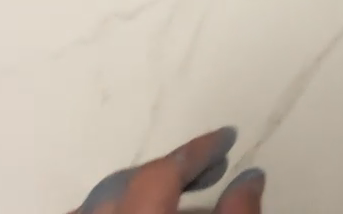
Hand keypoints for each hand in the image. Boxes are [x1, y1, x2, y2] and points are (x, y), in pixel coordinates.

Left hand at [74, 128, 264, 213]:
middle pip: (118, 186)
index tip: (227, 137)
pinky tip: (140, 213)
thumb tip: (250, 177)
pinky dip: (110, 210)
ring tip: (175, 200)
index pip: (161, 173)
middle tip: (207, 169)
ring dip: (134, 192)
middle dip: (164, 169)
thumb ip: (238, 211)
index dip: (198, 150)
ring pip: (92, 206)